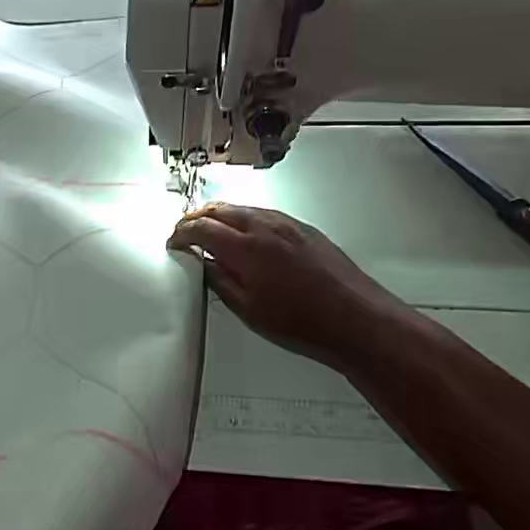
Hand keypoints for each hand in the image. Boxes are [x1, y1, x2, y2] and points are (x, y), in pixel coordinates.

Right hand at [169, 203, 421, 365]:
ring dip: (219, 215)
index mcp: (247, 249)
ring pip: (242, 208)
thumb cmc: (304, 322)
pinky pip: (263, 213)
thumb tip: (205, 264)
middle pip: (219, 209)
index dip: (181, 233)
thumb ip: (220, 281)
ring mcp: (286, 224)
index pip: (201, 228)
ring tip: (210, 231)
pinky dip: (244, 218)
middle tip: (185, 231)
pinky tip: (243, 233)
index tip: (174, 242)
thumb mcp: (248, 309)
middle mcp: (265, 227)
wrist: (355, 319)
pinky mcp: (302, 228)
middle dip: (196, 218)